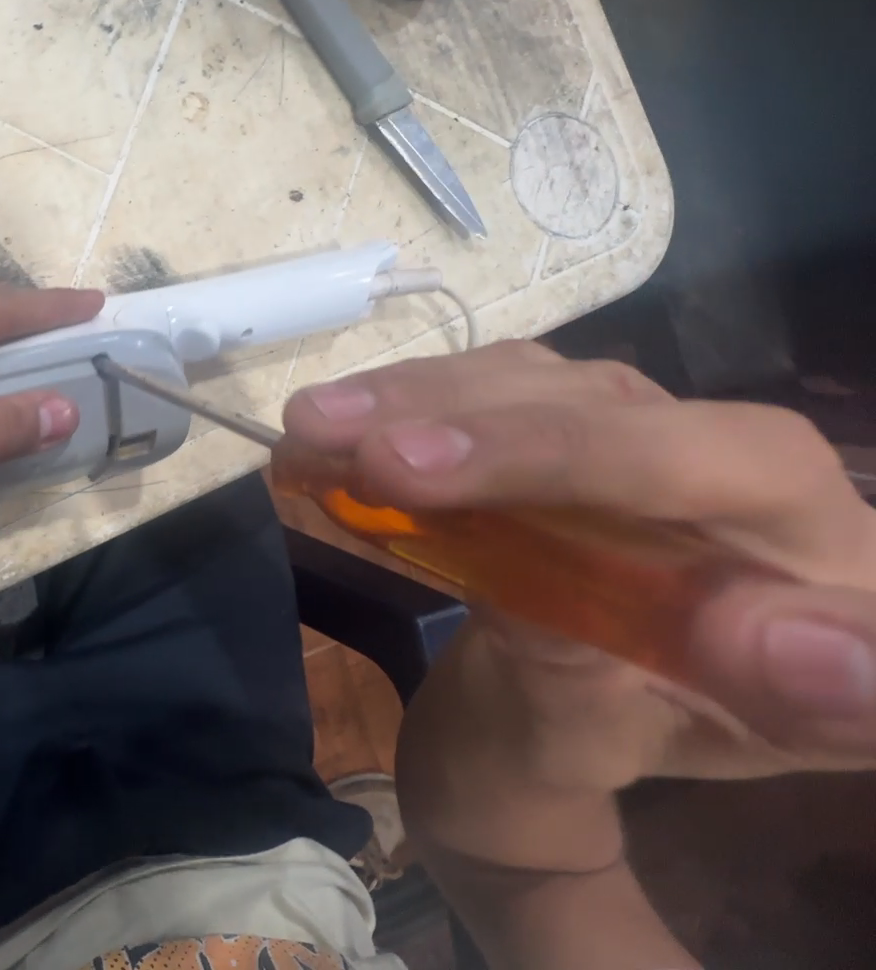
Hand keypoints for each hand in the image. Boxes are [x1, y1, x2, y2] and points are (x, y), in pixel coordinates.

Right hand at [283, 342, 875, 866]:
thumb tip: (808, 658)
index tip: (419, 476)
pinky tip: (321, 428)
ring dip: (411, 397)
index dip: (580, 458)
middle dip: (468, 424)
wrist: (537, 699)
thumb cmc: (587, 733)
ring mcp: (628, 431)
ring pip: (530, 380)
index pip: (733, 468)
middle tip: (342, 444)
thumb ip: (667, 700)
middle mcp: (728, 470)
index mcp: (815, 561)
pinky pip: (471, 389)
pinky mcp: (543, 417)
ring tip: (309, 426)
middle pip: (608, 405)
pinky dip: (389, 403)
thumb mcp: (617, 745)